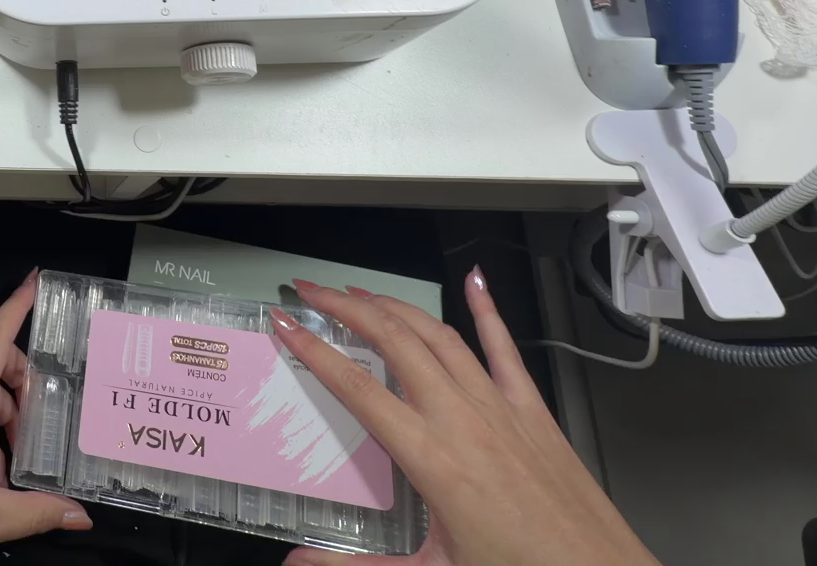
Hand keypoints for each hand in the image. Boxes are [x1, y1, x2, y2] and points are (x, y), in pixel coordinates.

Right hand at [269, 270, 659, 565]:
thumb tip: (294, 565)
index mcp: (431, 458)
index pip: (355, 387)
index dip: (312, 349)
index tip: (283, 322)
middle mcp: (461, 418)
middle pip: (392, 339)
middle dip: (345, 305)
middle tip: (311, 289)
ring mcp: (499, 407)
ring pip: (436, 334)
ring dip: (392, 304)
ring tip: (358, 290)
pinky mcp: (533, 410)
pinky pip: (505, 348)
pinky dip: (487, 310)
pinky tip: (474, 279)